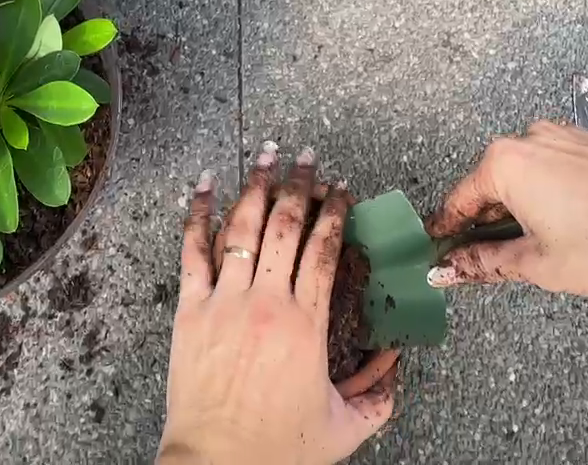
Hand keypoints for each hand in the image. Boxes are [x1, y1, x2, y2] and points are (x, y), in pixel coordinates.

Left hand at [159, 143, 398, 464]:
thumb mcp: (341, 429)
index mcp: (306, 323)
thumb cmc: (279, 451)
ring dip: (256, 185)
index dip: (334, 213)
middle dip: (299, 185)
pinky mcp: (190, 308)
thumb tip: (397, 369)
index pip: (325, 250)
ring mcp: (225, 300)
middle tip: (306, 157)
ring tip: (267, 153)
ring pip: (243, 228)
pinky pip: (193, 250)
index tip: (340, 188)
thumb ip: (377, 397)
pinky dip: (197, 214)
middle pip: (286, 226)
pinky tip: (202, 184)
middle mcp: (267, 302)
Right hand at [426, 121, 587, 298]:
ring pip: (523, 175)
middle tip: (489, 260)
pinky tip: (566, 225)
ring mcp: (561, 136)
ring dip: (520, 208)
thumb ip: (486, 262)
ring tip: (536, 248)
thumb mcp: (540, 265)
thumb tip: (449, 269)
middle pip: (490, 184)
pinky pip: (551, 167)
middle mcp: (526, 138)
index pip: (460, 200)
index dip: (448, 231)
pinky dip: (547, 194)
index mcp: (504, 162)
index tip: (439, 251)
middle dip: (487, 221)